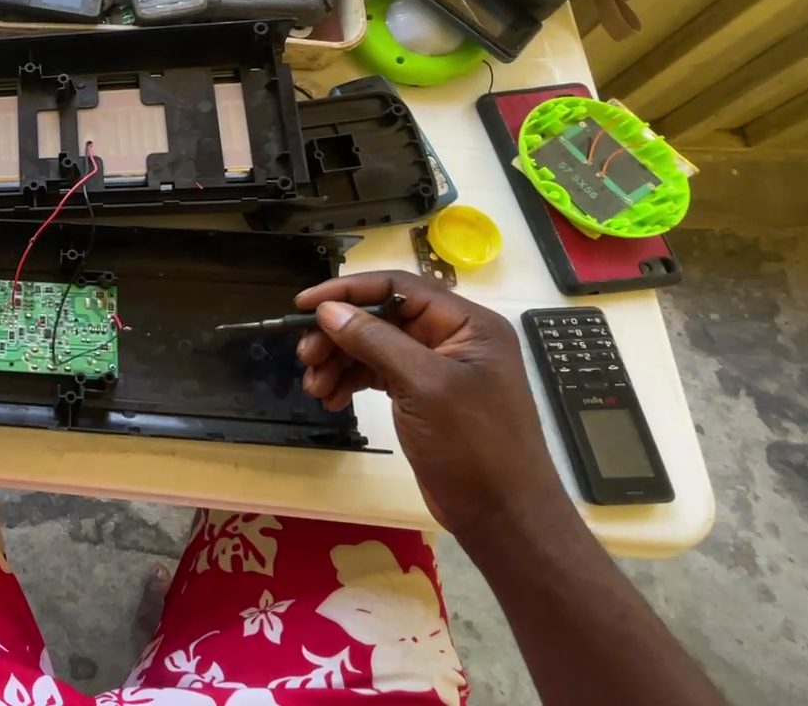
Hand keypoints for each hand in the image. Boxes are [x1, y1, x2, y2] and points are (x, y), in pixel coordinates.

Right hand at [294, 271, 570, 535]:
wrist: (503, 519)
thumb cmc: (475, 447)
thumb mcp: (423, 387)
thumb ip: (374, 340)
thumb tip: (327, 309)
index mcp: (467, 324)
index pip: (397, 287)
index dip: (347, 291)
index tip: (304, 305)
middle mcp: (451, 338)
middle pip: (378, 317)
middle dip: (338, 335)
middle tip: (306, 357)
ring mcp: (435, 367)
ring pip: (370, 345)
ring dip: (337, 361)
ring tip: (316, 387)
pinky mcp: (420, 394)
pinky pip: (374, 372)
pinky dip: (348, 381)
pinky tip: (330, 399)